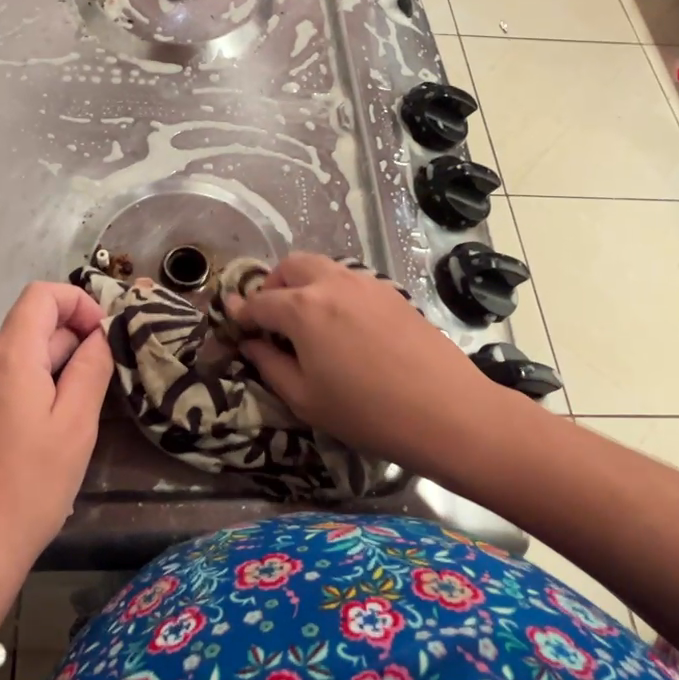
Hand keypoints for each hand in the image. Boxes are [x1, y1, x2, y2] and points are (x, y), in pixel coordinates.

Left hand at [0, 283, 112, 625]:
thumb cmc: (28, 492)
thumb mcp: (75, 428)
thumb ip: (91, 369)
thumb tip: (98, 333)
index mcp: (6, 359)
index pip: (40, 296)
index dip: (77, 302)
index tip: (102, 337)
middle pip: (26, 332)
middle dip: (66, 348)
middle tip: (92, 397)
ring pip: (8, 364)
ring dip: (42, 376)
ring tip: (60, 430)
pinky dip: (15, 398)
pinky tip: (25, 447)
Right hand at [231, 253, 537, 470]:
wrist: (447, 411)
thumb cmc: (367, 413)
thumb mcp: (305, 399)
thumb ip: (269, 365)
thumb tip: (250, 343)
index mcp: (302, 308)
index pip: (259, 302)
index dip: (240, 314)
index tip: (231, 322)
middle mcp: (332, 283)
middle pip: (291, 266)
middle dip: (273, 286)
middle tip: (270, 319)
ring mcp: (366, 284)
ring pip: (323, 267)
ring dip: (304, 284)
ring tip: (306, 321)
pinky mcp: (393, 293)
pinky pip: (350, 280)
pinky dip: (333, 291)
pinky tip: (342, 327)